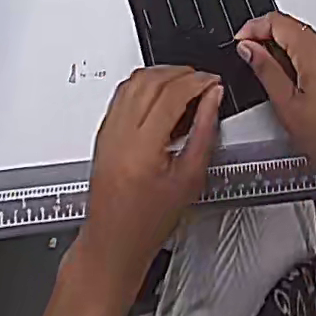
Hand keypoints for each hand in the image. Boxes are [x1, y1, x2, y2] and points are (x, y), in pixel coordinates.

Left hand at [83, 65, 221, 274]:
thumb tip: (213, 98)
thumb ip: (204, 131)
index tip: (212, 82)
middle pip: (151, 80)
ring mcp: (108, 130)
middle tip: (202, 81)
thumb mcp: (190, 178)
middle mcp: (119, 134)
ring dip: (162, 74)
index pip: (171, 94)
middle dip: (181, 73)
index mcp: (142, 148)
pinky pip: (123, 92)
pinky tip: (160, 94)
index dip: (197, 81)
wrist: (113, 242)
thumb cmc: (147, 222)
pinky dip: (144, 83)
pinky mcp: (103, 130)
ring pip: (134, 80)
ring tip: (185, 84)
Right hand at [236, 13, 315, 182]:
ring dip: (278, 47)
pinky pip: (311, 51)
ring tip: (263, 71)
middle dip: (264, 36)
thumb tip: (248, 47)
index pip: (277, 20)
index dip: (253, 28)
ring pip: (300, 38)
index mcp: (314, 52)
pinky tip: (284, 80)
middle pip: (290, 26)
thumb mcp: (287, 104)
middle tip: (247, 56)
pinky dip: (293, 57)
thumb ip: (265, 69)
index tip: (240, 42)